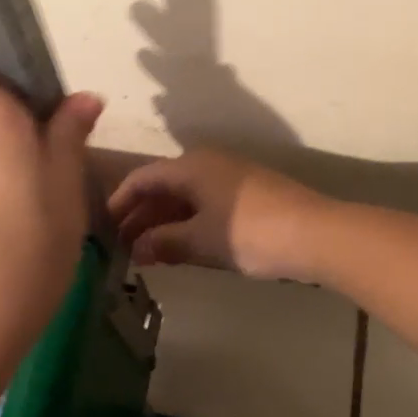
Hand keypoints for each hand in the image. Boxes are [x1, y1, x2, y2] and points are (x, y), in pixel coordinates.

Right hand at [108, 150, 333, 279]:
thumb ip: (164, 242)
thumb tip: (137, 249)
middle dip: (141, 215)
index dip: (120, 201)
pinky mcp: (249, 194)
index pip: (143, 177)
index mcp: (191, 166)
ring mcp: (231, 178)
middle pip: (163, 186)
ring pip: (186, 197)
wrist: (315, 234)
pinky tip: (181, 247)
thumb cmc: (250, 232)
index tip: (102, 226)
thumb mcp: (201, 240)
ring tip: (146, 252)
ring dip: (164, 222)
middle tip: (122, 246)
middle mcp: (208, 164)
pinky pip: (206, 204)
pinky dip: (188, 223)